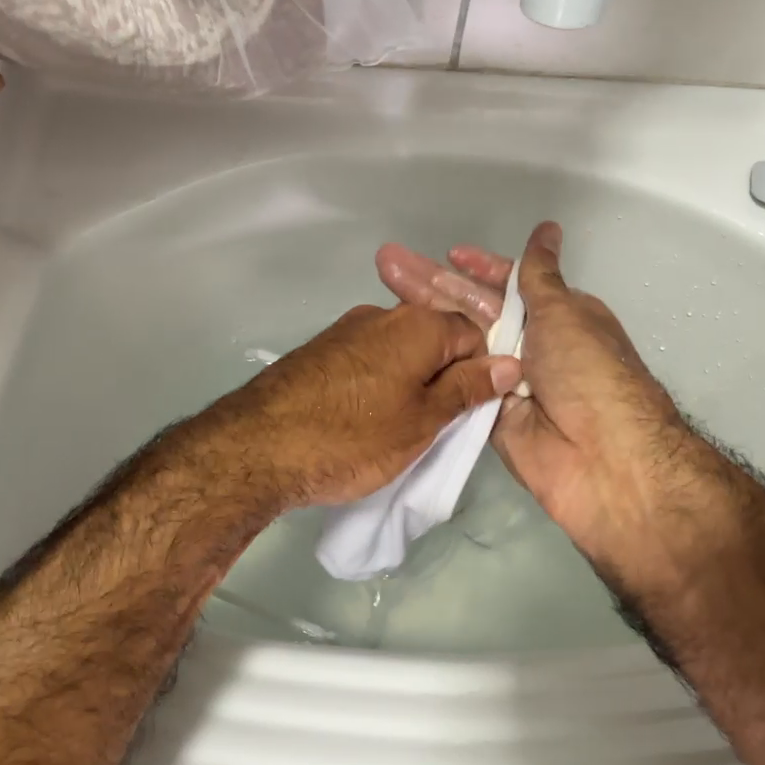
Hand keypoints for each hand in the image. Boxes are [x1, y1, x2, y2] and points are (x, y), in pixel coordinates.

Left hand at [209, 303, 521, 508]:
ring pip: (397, 351)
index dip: (481, 369)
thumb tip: (508, 363)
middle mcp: (381, 316)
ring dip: (407, 382)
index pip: (474, 332)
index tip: (473, 408)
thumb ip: (466, 388)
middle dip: (443, 376)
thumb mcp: (422, 421)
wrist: (256, 449)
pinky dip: (375, 386)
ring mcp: (344, 331)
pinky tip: (362, 420)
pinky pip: (365, 362)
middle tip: (438, 425)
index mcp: (417, 325)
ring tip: (397, 428)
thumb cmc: (353, 438)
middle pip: (432, 338)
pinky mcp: (317, 353)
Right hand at [377, 223, 702, 588]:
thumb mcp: (565, 313)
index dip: (478, 269)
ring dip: (424, 324)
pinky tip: (395, 347)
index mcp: (558, 316)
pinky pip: (458, 385)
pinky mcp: (488, 414)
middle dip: (435, 287)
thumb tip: (547, 230)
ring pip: (460, 345)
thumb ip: (539, 276)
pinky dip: (432, 369)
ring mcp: (507, 381)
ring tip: (382, 297)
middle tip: (388, 264)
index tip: (447, 255)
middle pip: (476, 310)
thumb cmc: (588, 372)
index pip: (511, 284)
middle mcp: (532, 345)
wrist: (600, 457)